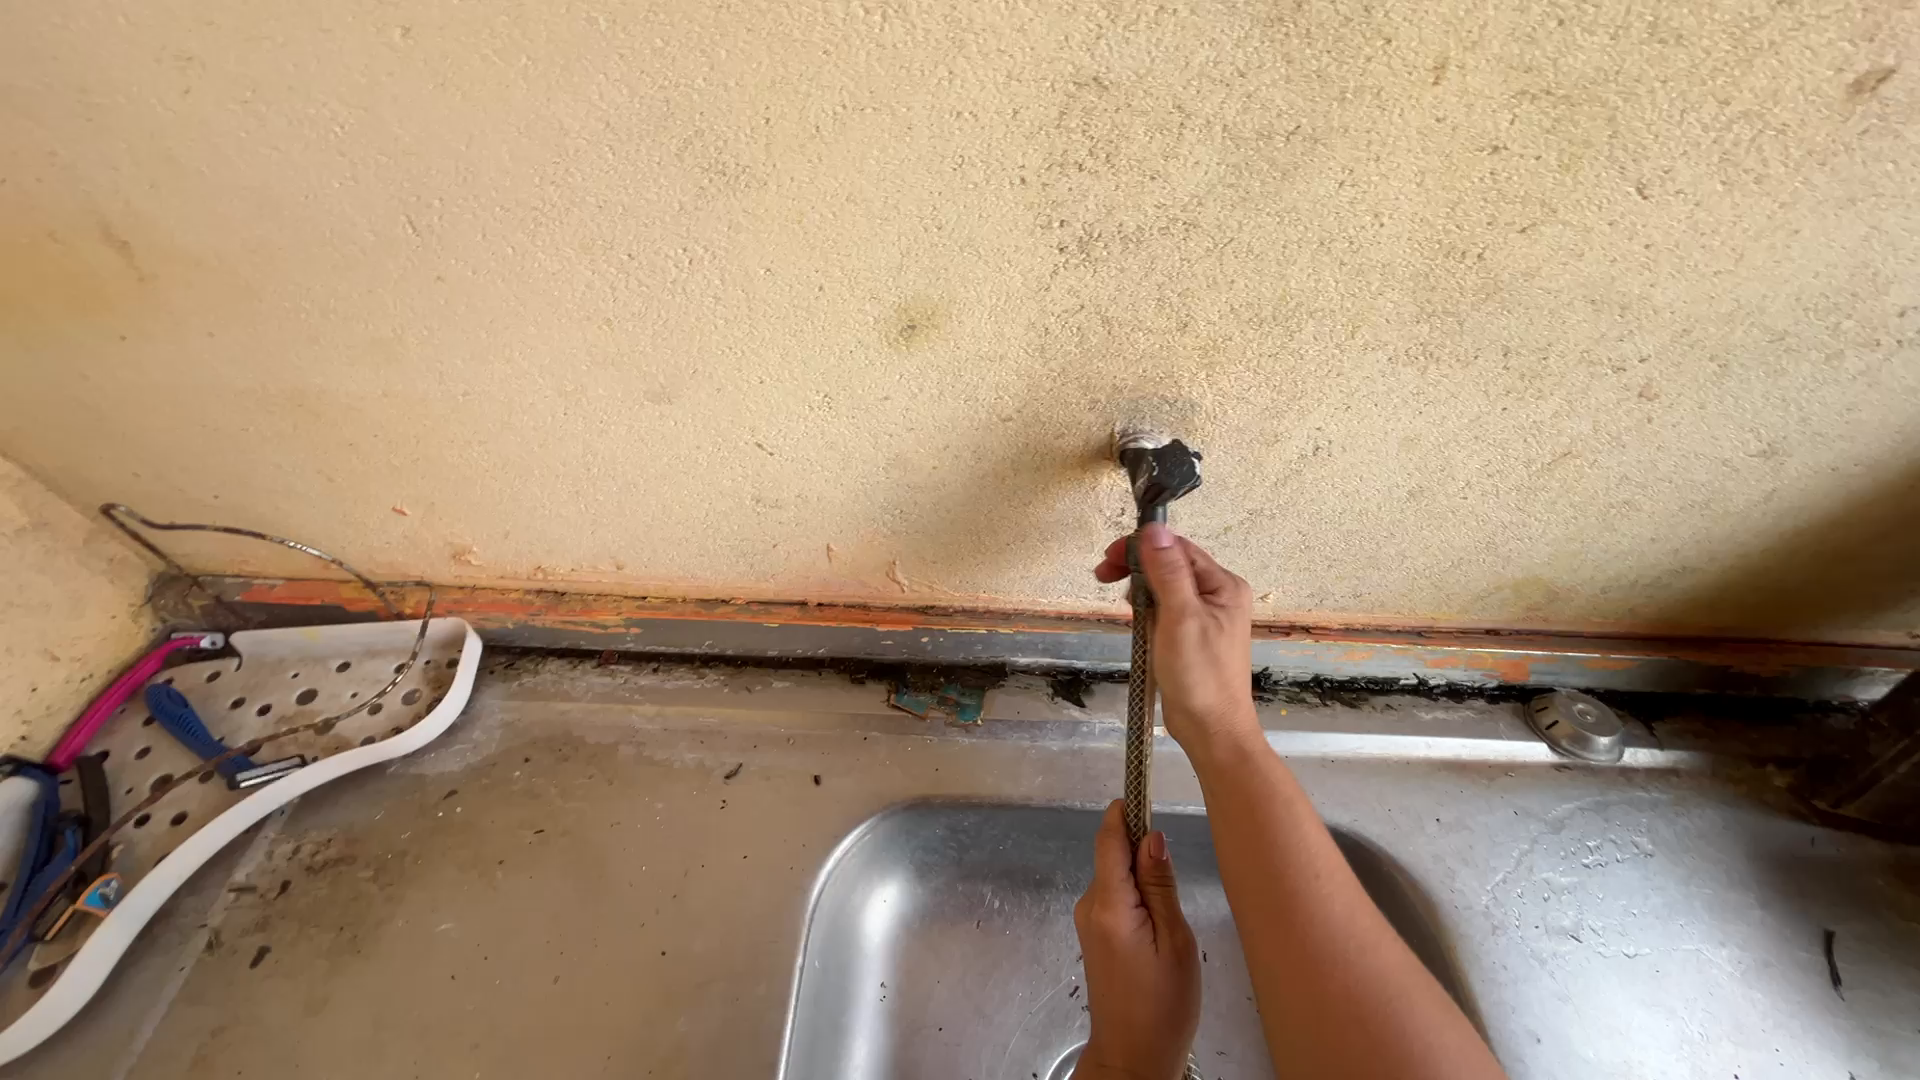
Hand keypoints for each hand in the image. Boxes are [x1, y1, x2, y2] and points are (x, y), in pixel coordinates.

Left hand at [1072, 800, 1200, 1079]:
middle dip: (1142, 852)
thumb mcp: (1176, 943)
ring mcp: (1087, 919)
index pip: (1109, 839)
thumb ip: (1160, 885)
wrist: (1132, 1057)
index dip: (1124, 811)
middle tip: (1175, 877)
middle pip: (1112, 855)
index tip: (1141, 789)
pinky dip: (1135, 896)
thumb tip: (1151, 835)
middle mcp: (1089, 904)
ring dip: (1141, 879)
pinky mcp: (1092, 932)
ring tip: (1170, 917)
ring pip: (1115, 876)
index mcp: (1109, 904)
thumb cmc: (1164, 1005)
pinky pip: (1113, 896)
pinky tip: (1157, 928)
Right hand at [1095, 524, 1258, 748]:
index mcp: (1223, 585)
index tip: (1108, 559)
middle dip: (1136, 567)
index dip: (1141, 548)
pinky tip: (1134, 621)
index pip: (1177, 549)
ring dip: (1139, 589)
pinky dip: (1145, 610)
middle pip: (1170, 565)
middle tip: (1102, 576)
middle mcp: (1218, 595)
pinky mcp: (1191, 635)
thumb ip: (1167, 572)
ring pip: (1164, 587)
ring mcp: (1205, 616)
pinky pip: (1164, 609)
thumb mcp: (1180, 618)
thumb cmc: (1199, 676)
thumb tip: (1154, 528)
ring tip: (1121, 605)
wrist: (1211, 730)